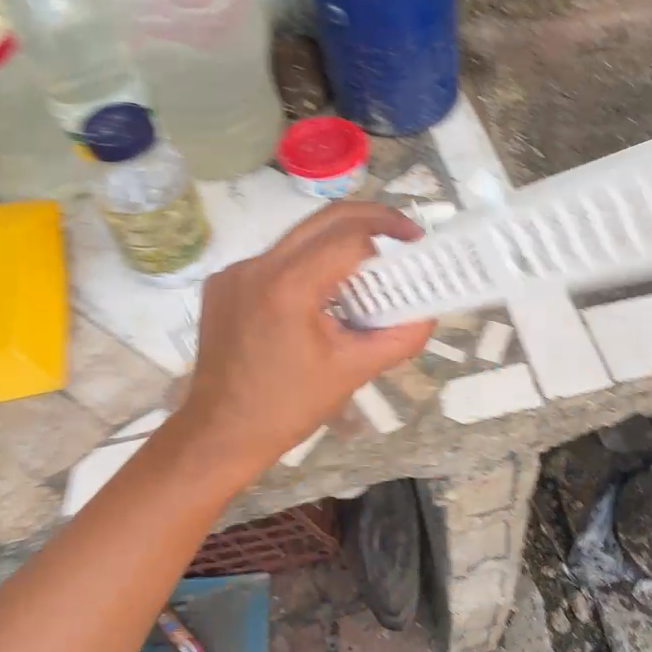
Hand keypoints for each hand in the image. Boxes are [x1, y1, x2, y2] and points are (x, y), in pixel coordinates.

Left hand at [171, 203, 436, 472]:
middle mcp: (257, 266)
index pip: (350, 237)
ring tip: (366, 271)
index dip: (388, 236)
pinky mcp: (223, 283)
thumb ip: (400, 338)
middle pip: (323, 219)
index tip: (415, 247)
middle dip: (370, 219)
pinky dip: (304, 266)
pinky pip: (274, 260)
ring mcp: (235, 272)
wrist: (221, 432)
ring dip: (336, 243)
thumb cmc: (289, 407)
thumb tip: (429, 313)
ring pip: (298, 237)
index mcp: (289, 287)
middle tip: (404, 233)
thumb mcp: (354, 372)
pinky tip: (318, 299)